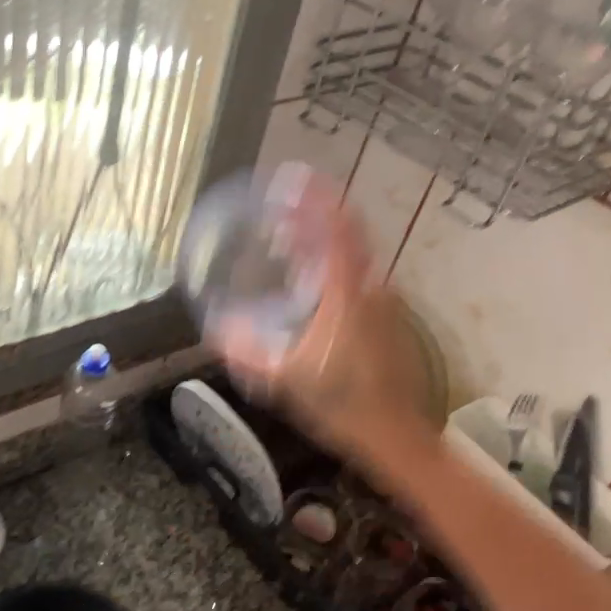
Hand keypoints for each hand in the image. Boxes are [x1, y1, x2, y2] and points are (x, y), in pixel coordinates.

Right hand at [209, 191, 440, 466]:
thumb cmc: (341, 404)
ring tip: (289, 236)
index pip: (336, 230)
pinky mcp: (384, 318)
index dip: (316, 198)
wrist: (393, 433)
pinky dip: (332, 263)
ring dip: (323, 239)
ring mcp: (382, 302)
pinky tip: (309, 281)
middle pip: (346, 234)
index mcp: (347, 294)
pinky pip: (355, 275)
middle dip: (314, 213)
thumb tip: (216, 331)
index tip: (293, 177)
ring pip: (352, 255)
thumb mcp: (286, 379)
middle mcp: (369, 288)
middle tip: (282, 204)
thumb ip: (249, 352)